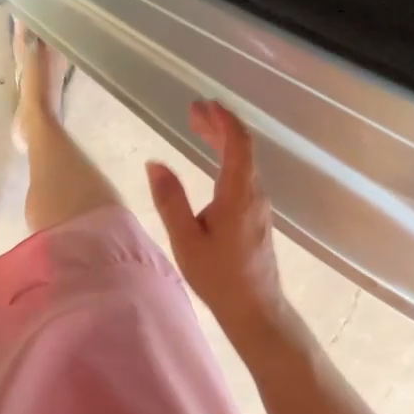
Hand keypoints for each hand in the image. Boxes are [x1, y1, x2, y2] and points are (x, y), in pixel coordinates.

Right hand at [146, 101, 293, 342]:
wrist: (255, 309)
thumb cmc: (219, 276)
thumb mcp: (185, 238)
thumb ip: (170, 199)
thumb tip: (155, 164)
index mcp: (239, 193)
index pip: (237, 143)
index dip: (222, 120)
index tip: (203, 104)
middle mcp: (254, 193)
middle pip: (241, 148)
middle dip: (218, 125)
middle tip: (193, 111)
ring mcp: (258, 205)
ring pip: (243, 162)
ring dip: (222, 141)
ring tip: (197, 129)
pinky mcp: (255, 216)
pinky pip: (243, 175)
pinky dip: (226, 159)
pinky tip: (211, 163)